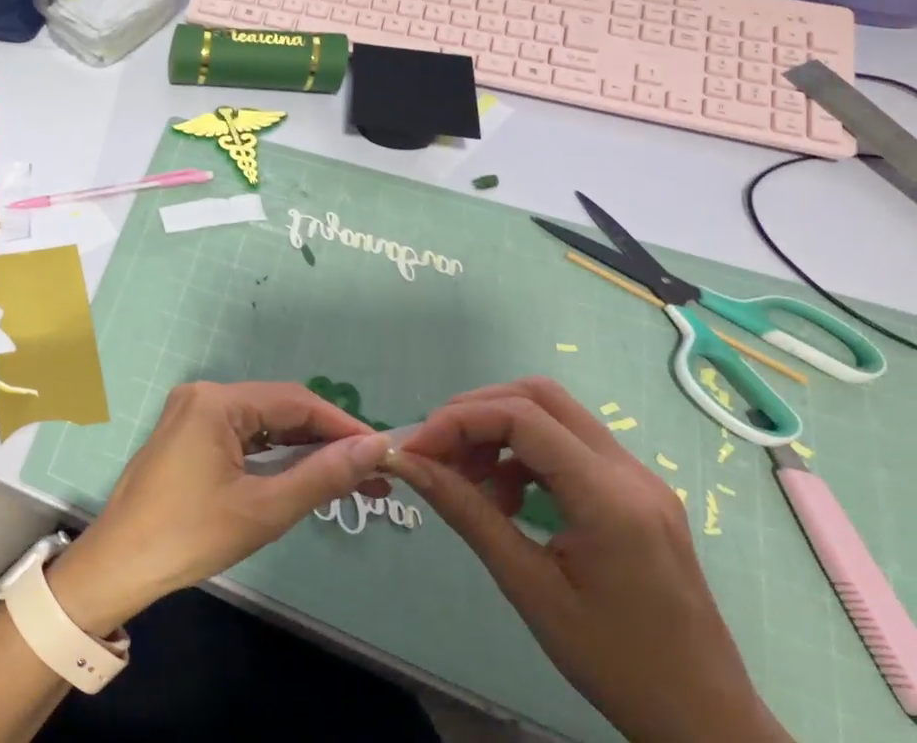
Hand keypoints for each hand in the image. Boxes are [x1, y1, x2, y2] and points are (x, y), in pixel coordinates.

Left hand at [48, 381, 395, 636]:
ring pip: (262, 425)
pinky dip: (274, 456)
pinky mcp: (186, 438)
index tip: (390, 454)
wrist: (122, 561)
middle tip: (378, 477)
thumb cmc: (191, 533)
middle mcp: (201, 397)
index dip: (345, 427)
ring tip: (354, 482)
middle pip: (279, 409)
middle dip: (328, 440)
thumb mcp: (266, 507)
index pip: (296, 402)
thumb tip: (375, 447)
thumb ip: (323, 474)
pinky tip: (306, 477)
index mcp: (215, 402)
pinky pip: (240, 438)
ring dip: (304, 450)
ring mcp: (190, 417)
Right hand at [392, 379, 789, 742]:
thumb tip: (406, 463)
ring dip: (495, 433)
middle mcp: (631, 474)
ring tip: (463, 481)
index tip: (413, 453)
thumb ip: (467, 513)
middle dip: (473, 413)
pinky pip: (568, 449)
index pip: (520, 417)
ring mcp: (640, 483)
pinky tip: (502, 499)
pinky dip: (520, 455)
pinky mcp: (636, 498)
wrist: (702, 715)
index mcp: (610, 497)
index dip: (455, 422)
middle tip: (434, 453)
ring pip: (554, 417)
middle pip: (539, 398)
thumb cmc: (613, 659)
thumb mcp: (527, 585)